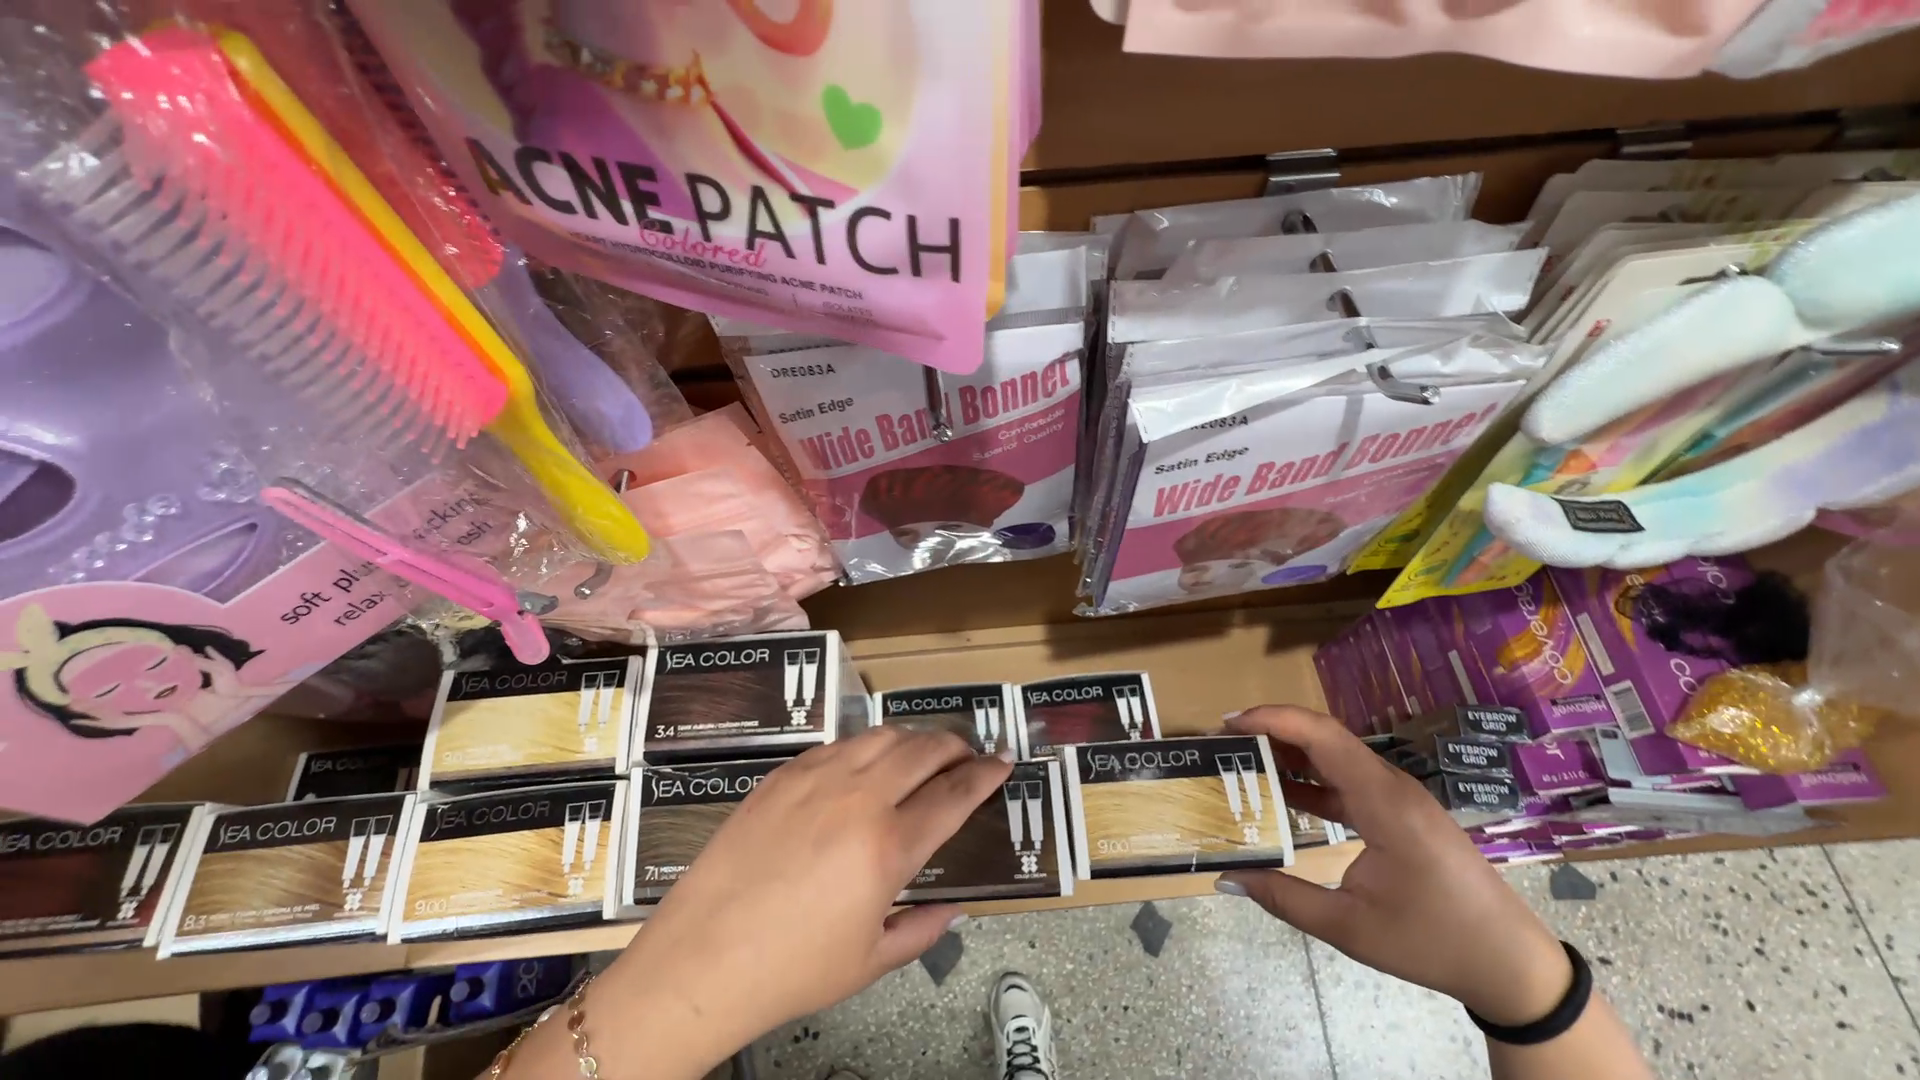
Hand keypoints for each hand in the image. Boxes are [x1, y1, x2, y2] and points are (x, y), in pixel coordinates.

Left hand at [597, 728, 1013, 1074]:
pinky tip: (864, 766)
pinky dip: (865, 747)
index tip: (1003, 762)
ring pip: (880, 736)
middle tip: (967, 756)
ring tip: (921, 754)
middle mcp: (858, 798)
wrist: (702, 958)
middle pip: (922, 749)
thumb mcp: (872, 962)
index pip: (954, 794)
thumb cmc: (793, 969)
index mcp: (888, 846)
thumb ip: (922, 929)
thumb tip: (953, 907)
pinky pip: (837, 745)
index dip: (985, 774)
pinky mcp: (782, 776)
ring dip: (912, 739)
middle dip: (955, 747)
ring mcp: (815, 779)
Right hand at [1217, 706, 1572, 1026]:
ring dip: (1290, 753)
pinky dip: (1311, 779)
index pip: (1322, 736)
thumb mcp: (1350, 927)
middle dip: (1272, 731)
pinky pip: (1349, 780)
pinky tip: (1282, 793)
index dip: (1273, 720)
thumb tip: (1227, 877)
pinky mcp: (1401, 813)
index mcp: (1383, 803)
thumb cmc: (1432, 941)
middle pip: (1326, 737)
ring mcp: (1399, 798)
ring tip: (1241, 761)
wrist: (1510, 962)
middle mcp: (1392, 787)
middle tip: (1222, 742)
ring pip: (1336, 756)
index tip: (1227, 724)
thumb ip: (1284, 897)